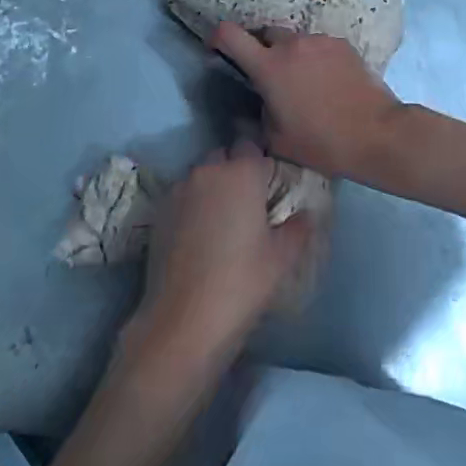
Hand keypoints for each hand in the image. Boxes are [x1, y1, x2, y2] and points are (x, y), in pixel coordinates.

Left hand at [131, 142, 313, 355]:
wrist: (183, 320)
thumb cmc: (242, 282)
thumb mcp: (282, 257)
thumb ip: (298, 227)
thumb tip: (306, 214)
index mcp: (242, 173)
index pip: (252, 146)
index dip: (261, 163)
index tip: (270, 186)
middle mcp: (208, 171)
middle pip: (224, 157)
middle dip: (236, 171)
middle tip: (249, 203)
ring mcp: (179, 190)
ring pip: (201, 176)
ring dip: (213, 187)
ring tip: (224, 221)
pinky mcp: (159, 212)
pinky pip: (183, 197)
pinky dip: (193, 206)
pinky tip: (200, 236)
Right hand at [211, 23, 404, 178]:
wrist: (376, 133)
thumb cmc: (321, 142)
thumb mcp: (277, 140)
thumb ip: (256, 118)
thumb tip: (252, 106)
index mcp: (269, 66)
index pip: (230, 34)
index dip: (217, 37)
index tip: (217, 49)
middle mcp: (292, 45)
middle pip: (265, 34)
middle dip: (260, 49)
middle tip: (267, 75)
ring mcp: (320, 41)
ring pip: (295, 40)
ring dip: (290, 55)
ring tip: (301, 82)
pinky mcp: (343, 45)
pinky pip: (319, 45)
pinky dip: (314, 58)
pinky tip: (325, 82)